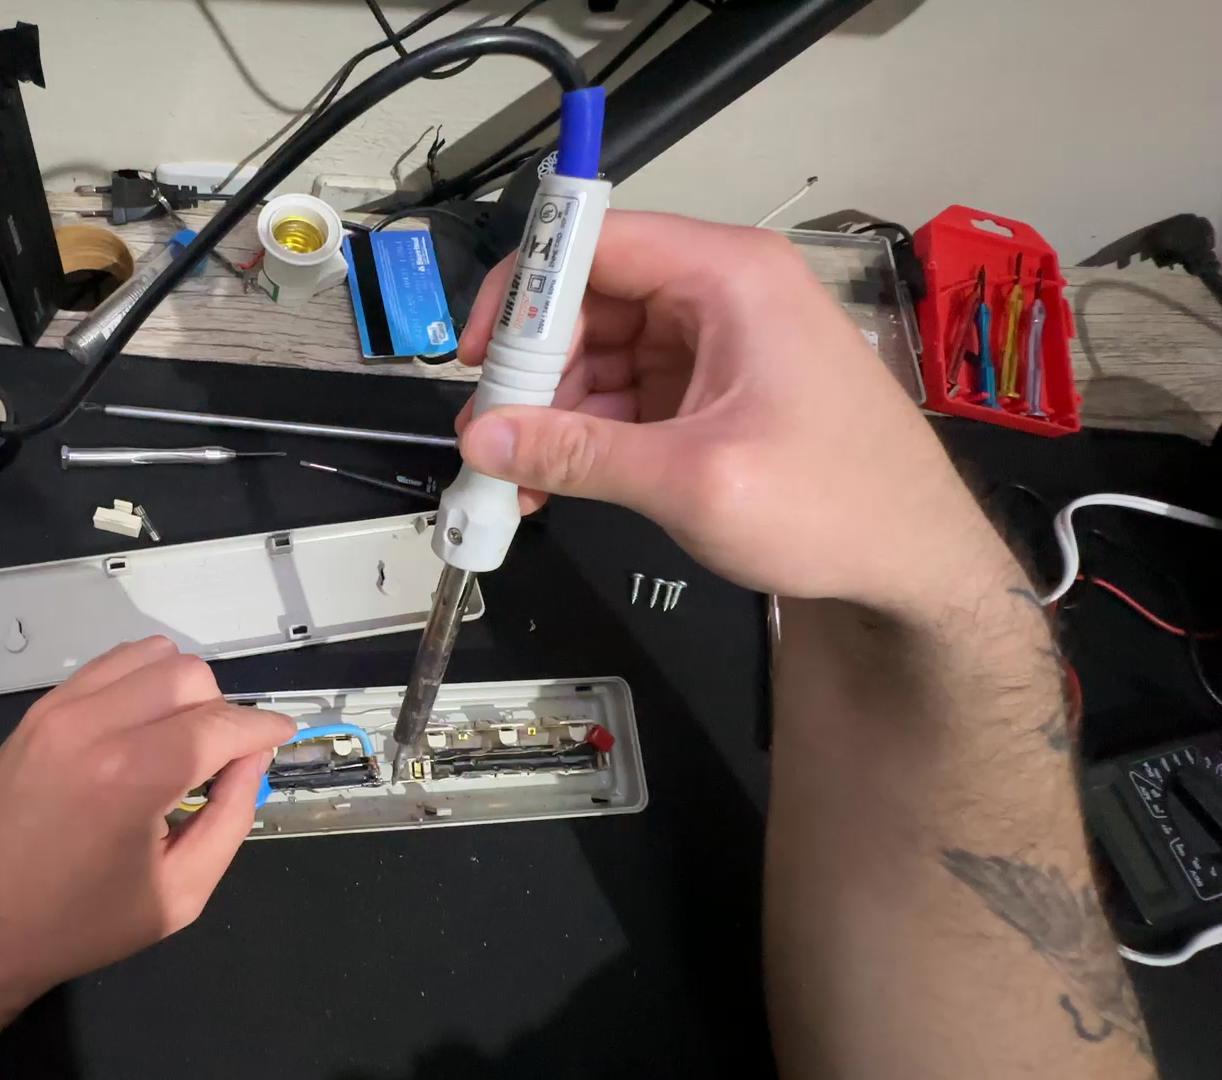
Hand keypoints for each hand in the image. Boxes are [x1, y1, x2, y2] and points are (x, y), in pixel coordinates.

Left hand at [0, 636, 292, 1006]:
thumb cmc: (77, 923)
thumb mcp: (179, 893)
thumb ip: (232, 817)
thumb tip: (252, 758)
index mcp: (131, 778)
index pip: (221, 724)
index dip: (263, 728)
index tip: (280, 735)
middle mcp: (95, 725)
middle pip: (192, 676)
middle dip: (221, 712)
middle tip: (218, 759)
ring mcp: (61, 707)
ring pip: (155, 656)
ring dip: (183, 690)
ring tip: (177, 738)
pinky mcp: (41, 705)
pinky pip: (113, 661)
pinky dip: (144, 679)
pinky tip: (141, 722)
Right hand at [454, 210, 1005, 614]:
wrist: (910, 564)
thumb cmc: (834, 507)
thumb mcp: (691, 479)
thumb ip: (577, 456)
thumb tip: (479, 442)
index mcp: (726, 279)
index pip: (594, 244)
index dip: (522, 291)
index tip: (477, 358)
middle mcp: (710, 298)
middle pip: (580, 307)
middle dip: (527, 374)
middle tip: (490, 439)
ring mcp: (699, 348)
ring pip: (586, 359)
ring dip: (544, 417)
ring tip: (519, 479)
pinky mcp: (690, 393)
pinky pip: (608, 399)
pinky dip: (572, 438)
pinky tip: (550, 484)